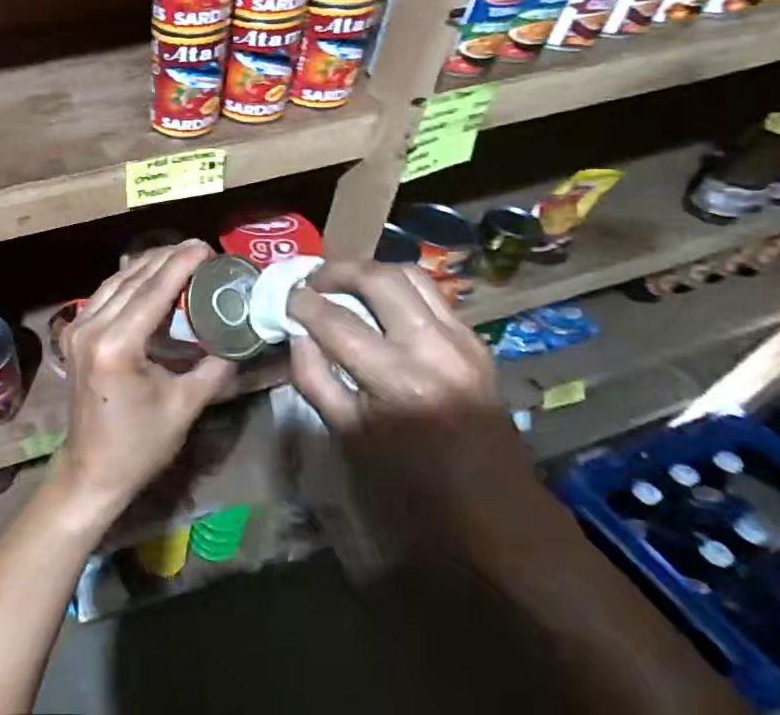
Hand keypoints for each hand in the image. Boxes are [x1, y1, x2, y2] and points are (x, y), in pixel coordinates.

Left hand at [51, 241, 236, 528]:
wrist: (92, 468)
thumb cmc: (140, 444)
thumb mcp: (185, 405)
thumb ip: (215, 367)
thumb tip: (243, 337)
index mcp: (115, 344)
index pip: (152, 291)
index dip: (180, 264)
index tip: (206, 246)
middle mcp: (90, 327)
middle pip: (130, 280)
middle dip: (164, 259)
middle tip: (199, 249)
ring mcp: (76, 329)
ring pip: (113, 284)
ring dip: (145, 268)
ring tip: (178, 257)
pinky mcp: (74, 335)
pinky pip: (103, 298)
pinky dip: (128, 284)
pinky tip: (149, 280)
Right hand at [286, 260, 543, 556]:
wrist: (496, 505)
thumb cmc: (410, 478)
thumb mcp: (346, 432)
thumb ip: (313, 376)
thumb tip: (297, 333)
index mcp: (397, 379)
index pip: (333, 319)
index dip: (300, 303)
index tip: (283, 300)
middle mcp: (434, 348)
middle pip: (378, 278)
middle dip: (335, 272)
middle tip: (311, 284)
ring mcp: (462, 340)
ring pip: (410, 274)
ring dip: (368, 273)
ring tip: (342, 286)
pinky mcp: (476, 340)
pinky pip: (431, 295)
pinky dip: (396, 290)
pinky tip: (378, 307)